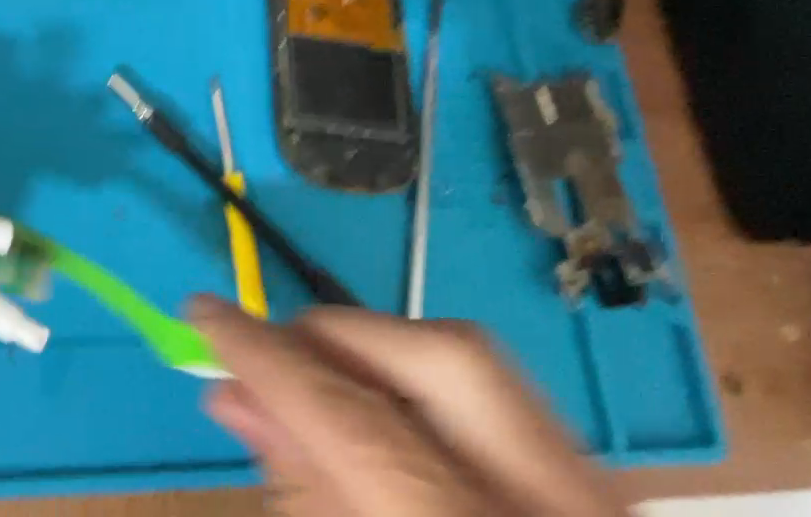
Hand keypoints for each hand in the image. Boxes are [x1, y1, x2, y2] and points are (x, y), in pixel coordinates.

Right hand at [189, 298, 626, 516]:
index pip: (359, 427)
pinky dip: (414, 405)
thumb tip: (238, 396)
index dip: (268, 360)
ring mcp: (605, 516)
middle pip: (452, 361)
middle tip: (269, 355)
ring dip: (373, 367)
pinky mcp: (604, 512)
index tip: (204, 314)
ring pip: (477, 376)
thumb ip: (299, 496)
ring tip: (306, 399)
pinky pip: (493, 417)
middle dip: (340, 338)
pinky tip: (368, 440)